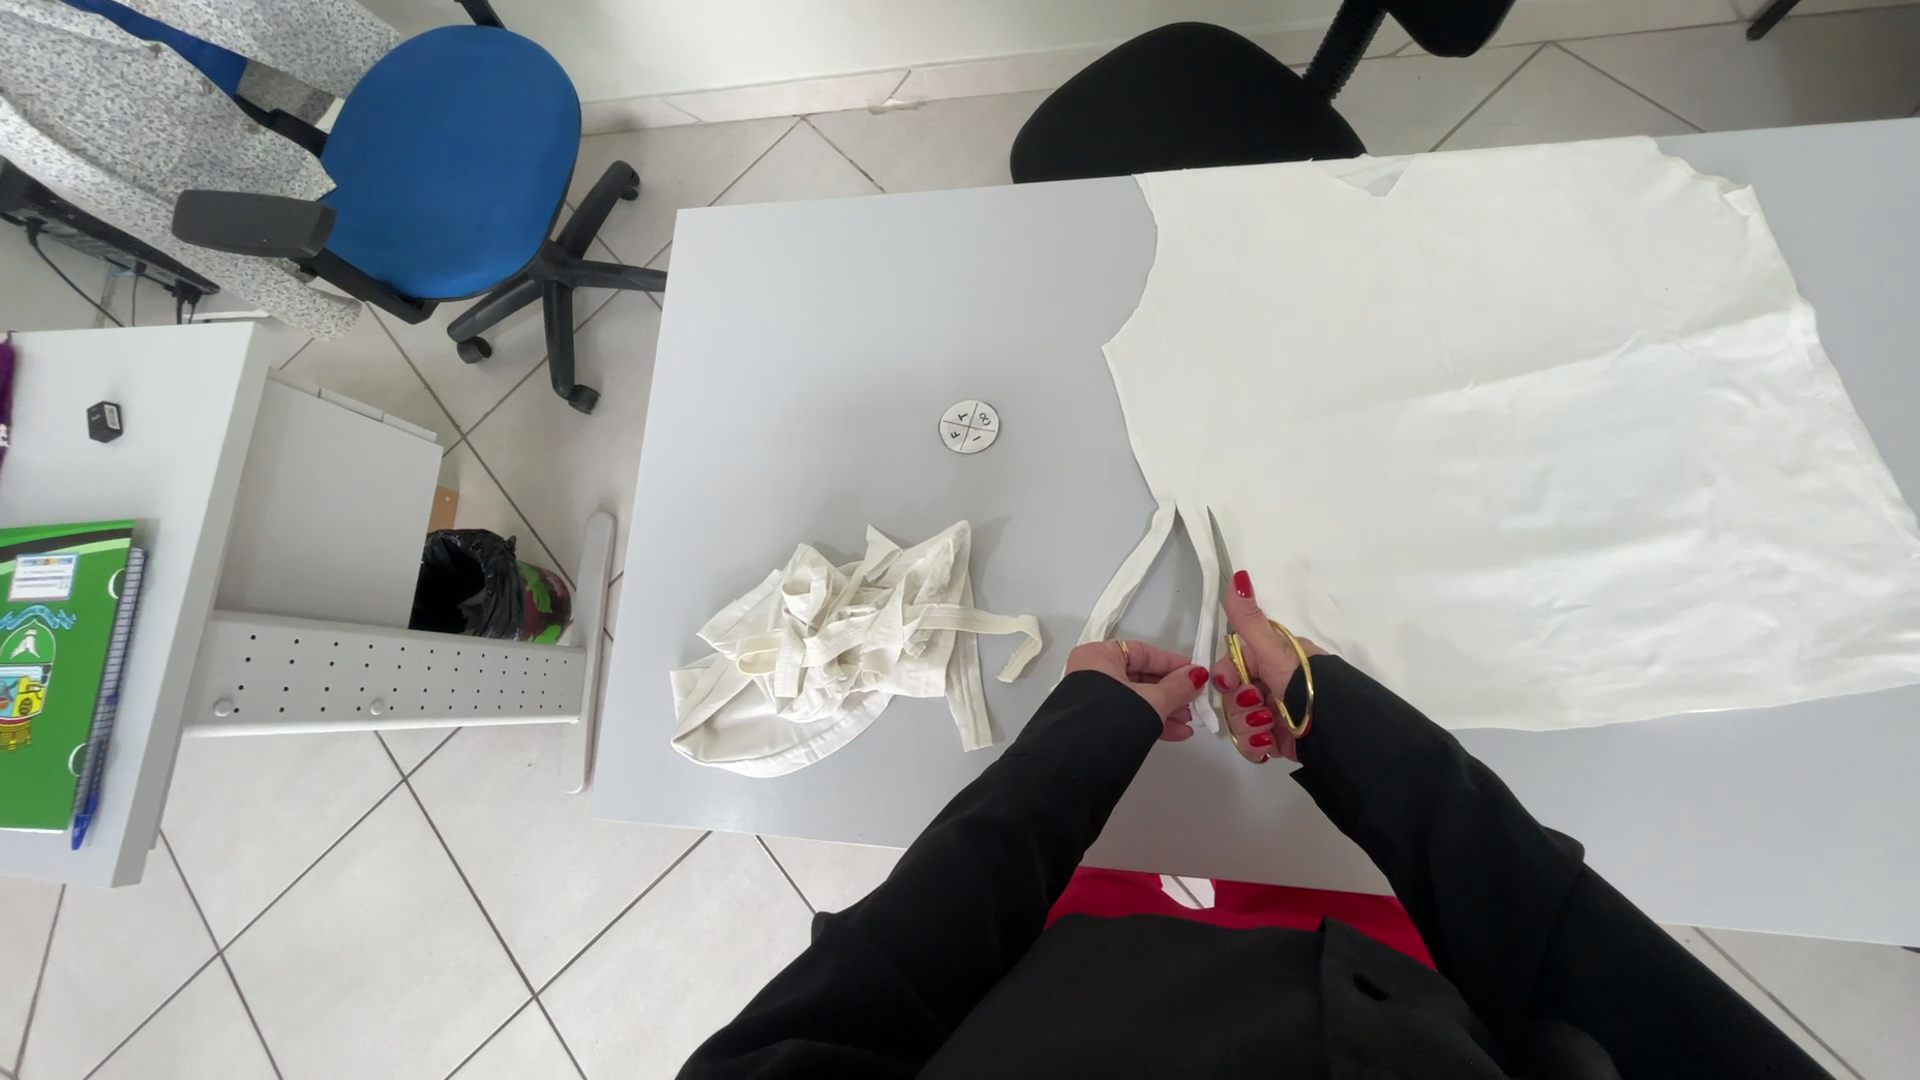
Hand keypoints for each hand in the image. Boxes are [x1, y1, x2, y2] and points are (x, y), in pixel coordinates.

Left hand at [1064, 639, 1209, 741]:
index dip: (1171, 663)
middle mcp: (1092, 672)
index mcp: (1099, 655)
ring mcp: (1093, 699)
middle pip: (1141, 677)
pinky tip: (1177, 733)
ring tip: (1188, 721)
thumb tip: (1198, 675)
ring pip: (1137, 699)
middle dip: (1171, 691)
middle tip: (1195, 701)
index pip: (1142, 652)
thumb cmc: (1116, 716)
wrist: (1082, 757)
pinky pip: (1129, 715)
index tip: (1195, 673)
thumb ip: (1178, 687)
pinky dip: (1151, 721)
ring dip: (1165, 709)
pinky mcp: (1096, 723)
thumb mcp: (1153, 699)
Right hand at [1211, 570, 1326, 763]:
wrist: (1336, 732)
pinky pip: (1248, 743)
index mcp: (1270, 660)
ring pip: (1236, 720)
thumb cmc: (1304, 685)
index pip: (1230, 666)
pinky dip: (1254, 745)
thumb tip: (1238, 574)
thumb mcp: (1274, 649)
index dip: (1225, 677)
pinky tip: (1268, 743)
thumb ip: (1249, 618)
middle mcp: (1269, 684)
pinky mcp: (1275, 740)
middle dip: (1239, 706)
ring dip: (1247, 727)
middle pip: (1230, 696)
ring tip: (1268, 728)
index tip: (1231, 684)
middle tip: (1258, 708)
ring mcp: (1271, 713)